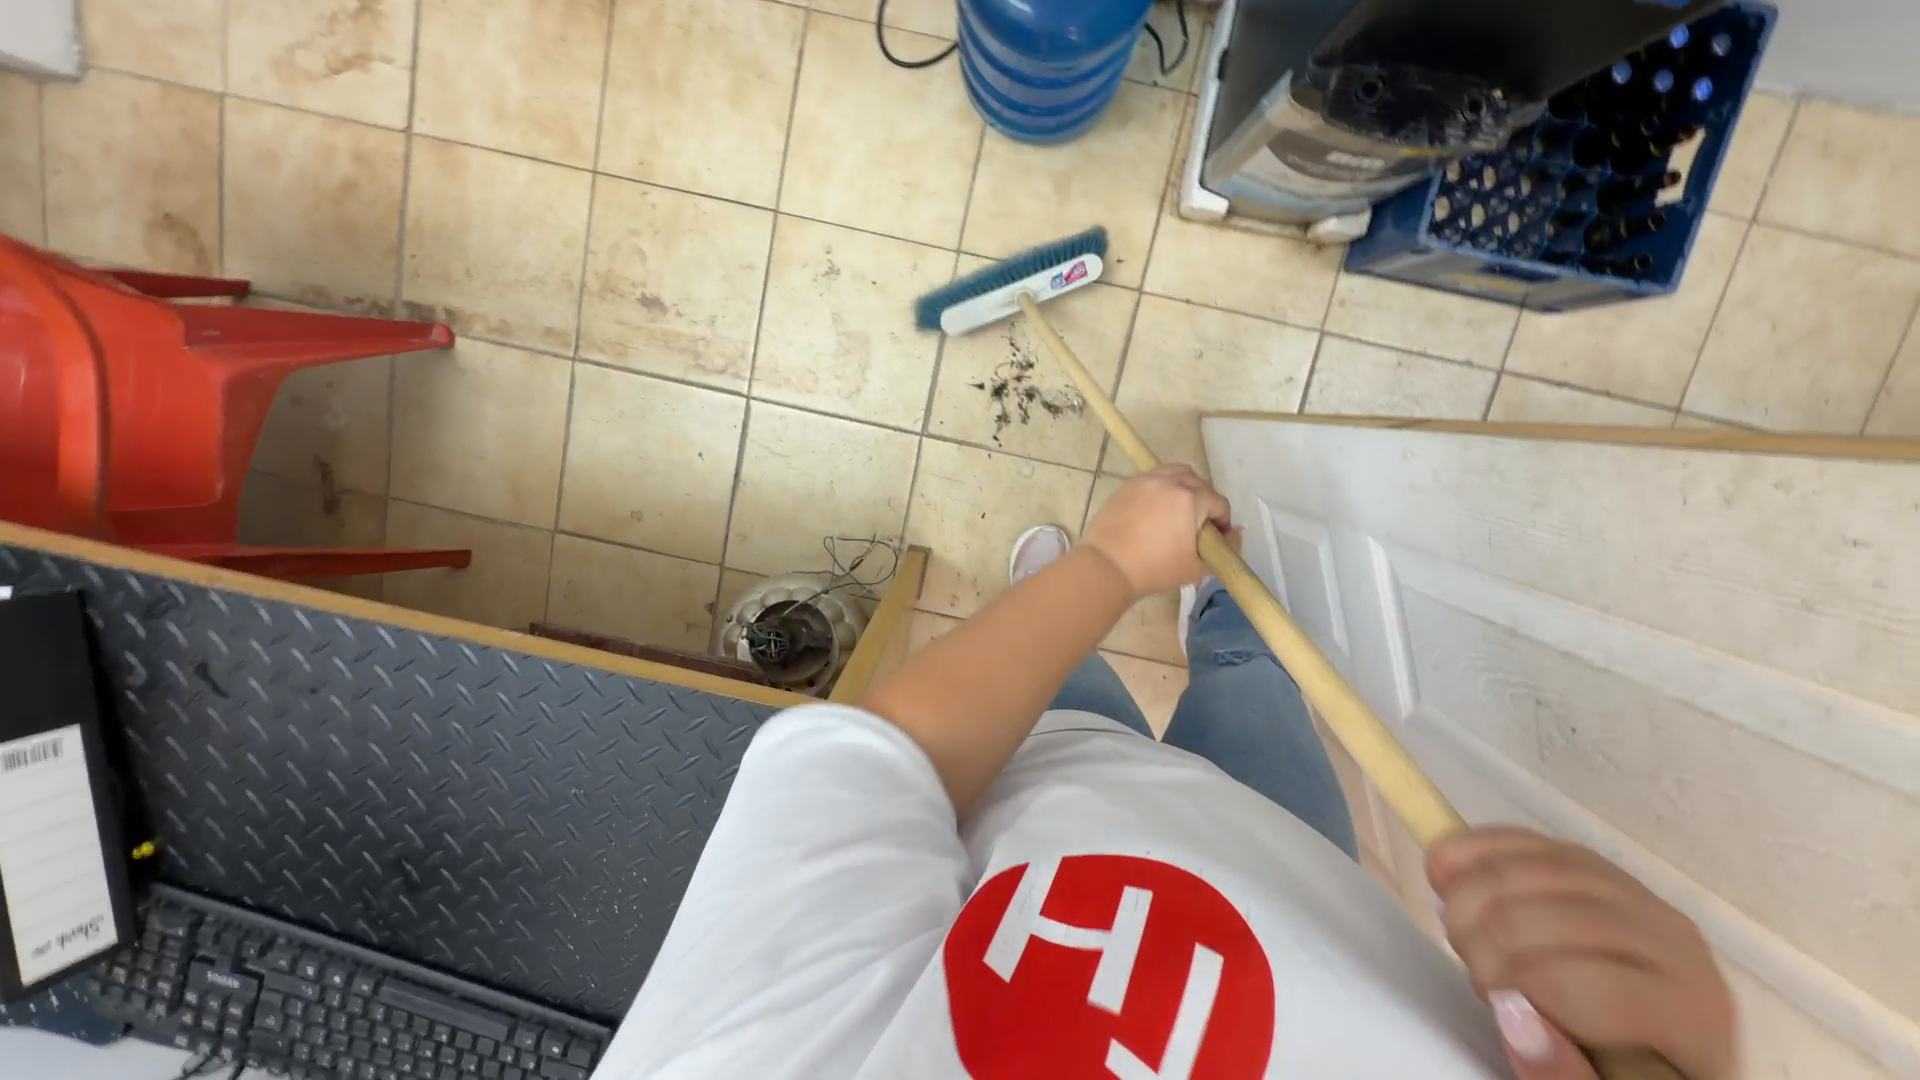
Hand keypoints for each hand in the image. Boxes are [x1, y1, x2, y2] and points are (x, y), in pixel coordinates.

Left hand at [1081, 464, 1234, 598]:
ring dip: (1185, 488)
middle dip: (1205, 503)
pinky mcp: (1128, 485)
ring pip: (1177, 473)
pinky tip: (1157, 508)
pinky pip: (1154, 477)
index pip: (1219, 503)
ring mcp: (1146, 480)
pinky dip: (1162, 487)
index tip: (1214, 539)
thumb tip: (1236, 532)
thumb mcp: (1198, 566)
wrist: (1108, 566)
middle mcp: (1171, 481)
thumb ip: (1227, 548)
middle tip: (1197, 527)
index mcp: (1192, 498)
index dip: (1222, 523)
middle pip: (1200, 484)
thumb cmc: (1155, 569)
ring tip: (1179, 511)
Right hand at [1428, 828, 1735, 1079]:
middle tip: (1474, 971)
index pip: (1574, 979)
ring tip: (1462, 933)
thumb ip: (1565, 1074)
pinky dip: (1467, 849)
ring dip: (1465, 897)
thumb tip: (1517, 1018)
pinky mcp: (1587, 861)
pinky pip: (1516, 837)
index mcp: (1682, 1011)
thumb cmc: (1620, 1070)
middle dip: (1480, 941)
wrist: (1645, 1037)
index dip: (1511, 986)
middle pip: (1539, 917)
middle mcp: (1667, 938)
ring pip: (1519, 869)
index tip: (1493, 1007)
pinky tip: (1444, 871)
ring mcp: (1627, 889)